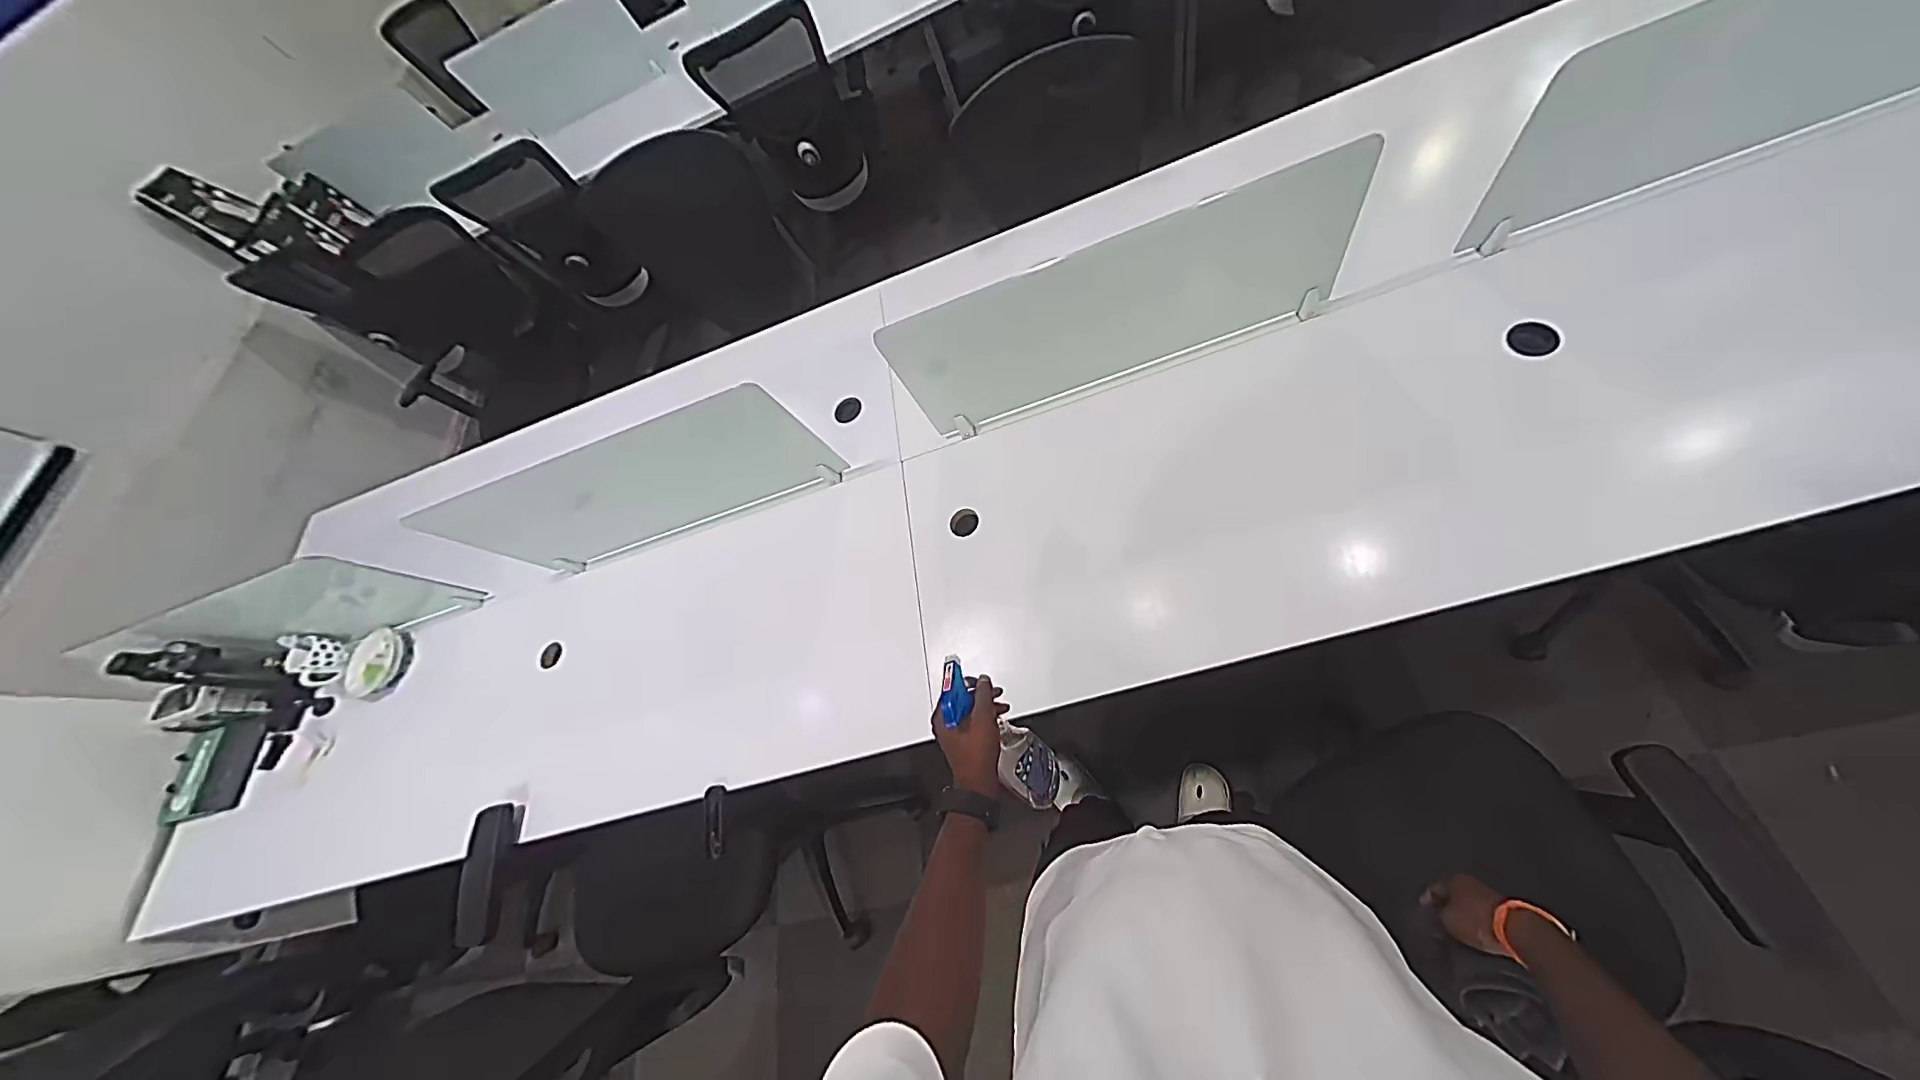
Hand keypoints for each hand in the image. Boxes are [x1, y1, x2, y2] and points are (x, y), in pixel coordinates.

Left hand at [933, 674, 1007, 797]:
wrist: (980, 784)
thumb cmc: (976, 758)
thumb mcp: (983, 719)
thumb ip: (983, 695)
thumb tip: (983, 681)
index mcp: (944, 717)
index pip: (952, 689)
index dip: (967, 681)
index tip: (979, 679)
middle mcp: (946, 724)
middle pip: (962, 699)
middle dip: (980, 694)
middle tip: (993, 692)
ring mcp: (955, 733)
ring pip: (970, 710)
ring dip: (986, 705)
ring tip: (1000, 705)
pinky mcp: (965, 741)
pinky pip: (974, 721)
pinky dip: (986, 717)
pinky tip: (997, 718)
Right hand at [1421, 872, 1507, 955]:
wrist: (1517, 930)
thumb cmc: (1475, 920)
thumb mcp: (1448, 920)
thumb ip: (1437, 915)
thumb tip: (1435, 915)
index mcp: (1453, 879)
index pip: (1433, 887)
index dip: (1426, 900)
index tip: (1424, 911)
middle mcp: (1470, 881)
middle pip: (1452, 893)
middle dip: (1446, 905)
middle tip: (1440, 917)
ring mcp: (1489, 892)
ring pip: (1468, 901)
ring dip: (1463, 911)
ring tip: (1458, 925)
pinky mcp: (1504, 907)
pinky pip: (1482, 910)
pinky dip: (1476, 917)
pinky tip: (1475, 927)